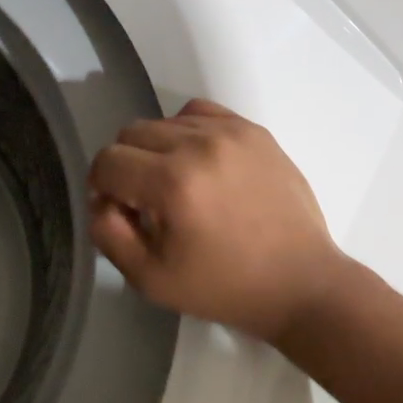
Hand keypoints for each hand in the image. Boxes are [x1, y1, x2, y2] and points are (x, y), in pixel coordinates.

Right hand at [87, 99, 353, 342]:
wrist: (301, 282)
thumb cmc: (225, 288)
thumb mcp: (152, 279)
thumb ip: (110, 235)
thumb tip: (100, 200)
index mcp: (173, 183)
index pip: (108, 161)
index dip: (102, 187)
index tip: (120, 211)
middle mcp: (199, 145)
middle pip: (132, 134)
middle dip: (127, 167)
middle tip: (148, 204)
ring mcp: (232, 132)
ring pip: (165, 122)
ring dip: (158, 150)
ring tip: (179, 186)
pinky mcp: (255, 131)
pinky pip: (201, 113)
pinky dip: (188, 132)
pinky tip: (201, 164)